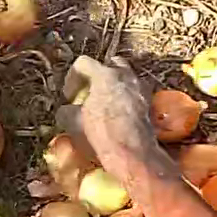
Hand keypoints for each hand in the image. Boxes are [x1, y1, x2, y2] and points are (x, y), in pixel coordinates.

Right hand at [66, 55, 163, 183]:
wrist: (132, 153)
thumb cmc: (101, 133)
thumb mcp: (72, 122)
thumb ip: (66, 110)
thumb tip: (66, 110)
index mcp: (104, 75)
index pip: (82, 63)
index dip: (71, 78)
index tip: (69, 97)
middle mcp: (126, 76)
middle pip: (110, 64)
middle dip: (98, 76)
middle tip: (90, 93)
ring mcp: (141, 88)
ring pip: (125, 78)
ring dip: (114, 87)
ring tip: (105, 105)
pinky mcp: (150, 104)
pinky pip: (135, 94)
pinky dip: (125, 99)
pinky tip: (118, 116)